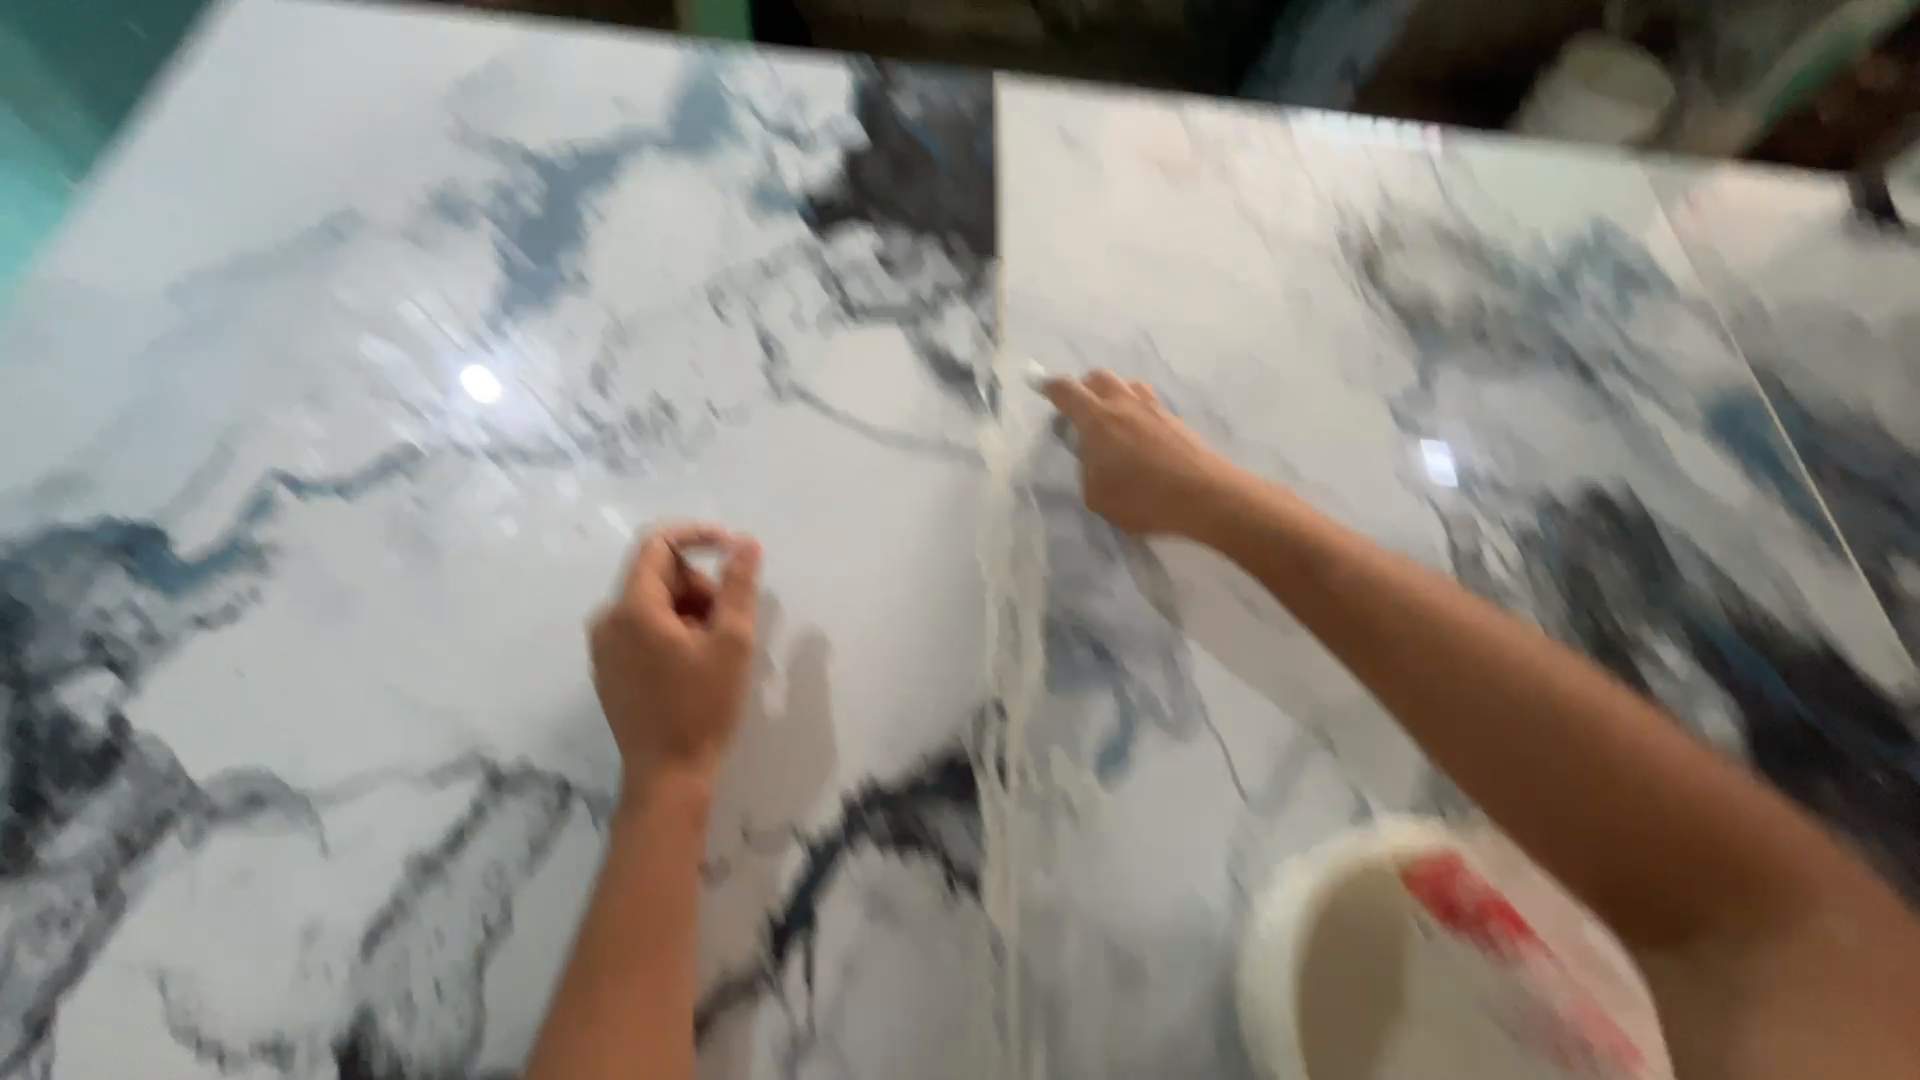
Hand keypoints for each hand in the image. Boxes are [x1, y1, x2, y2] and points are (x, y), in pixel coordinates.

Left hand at [590, 524, 762, 797]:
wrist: (668, 775)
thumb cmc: (703, 706)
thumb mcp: (731, 642)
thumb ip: (737, 586)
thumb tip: (744, 544)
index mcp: (632, 609)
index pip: (658, 545)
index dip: (699, 536)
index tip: (733, 548)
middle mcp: (607, 620)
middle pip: (659, 576)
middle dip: (700, 587)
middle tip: (729, 624)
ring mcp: (604, 647)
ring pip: (654, 604)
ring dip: (690, 612)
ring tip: (714, 652)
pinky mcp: (609, 669)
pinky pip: (642, 629)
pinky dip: (673, 632)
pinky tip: (694, 666)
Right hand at [1041, 370, 1237, 537]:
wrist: (1205, 496)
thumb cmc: (1143, 498)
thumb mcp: (1097, 496)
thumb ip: (1087, 471)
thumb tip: (1093, 458)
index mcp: (1097, 419)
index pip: (1066, 391)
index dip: (1050, 387)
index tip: (1042, 388)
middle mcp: (1124, 404)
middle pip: (1098, 377)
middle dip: (1084, 389)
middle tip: (1078, 411)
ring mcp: (1153, 408)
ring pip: (1127, 386)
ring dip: (1113, 395)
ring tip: (1110, 421)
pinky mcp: (1174, 420)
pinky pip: (1147, 403)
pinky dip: (1135, 410)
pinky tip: (1138, 435)